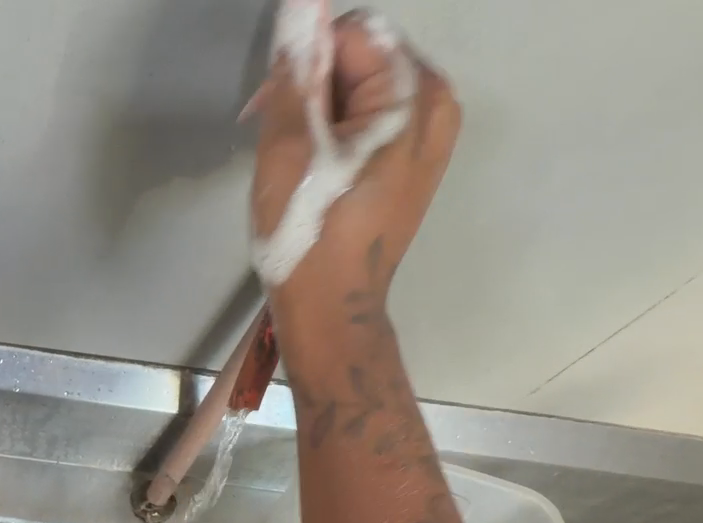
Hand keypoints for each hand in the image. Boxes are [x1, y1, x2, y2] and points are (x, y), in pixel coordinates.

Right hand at [248, 5, 458, 320]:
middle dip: (309, 88)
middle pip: (360, 60)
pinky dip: (333, 138)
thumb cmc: (307, 233)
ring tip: (288, 164)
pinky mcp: (412, 166)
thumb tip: (301, 7)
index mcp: (413, 93)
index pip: (351, 31)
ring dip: (315, 115)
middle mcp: (435, 104)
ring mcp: (428, 138)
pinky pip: (368, 126)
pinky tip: (311, 175)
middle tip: (271, 140)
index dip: (302, 60)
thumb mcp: (288, 148)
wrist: (330, 311)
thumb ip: (294, 72)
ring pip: (359, 94)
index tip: (267, 108)